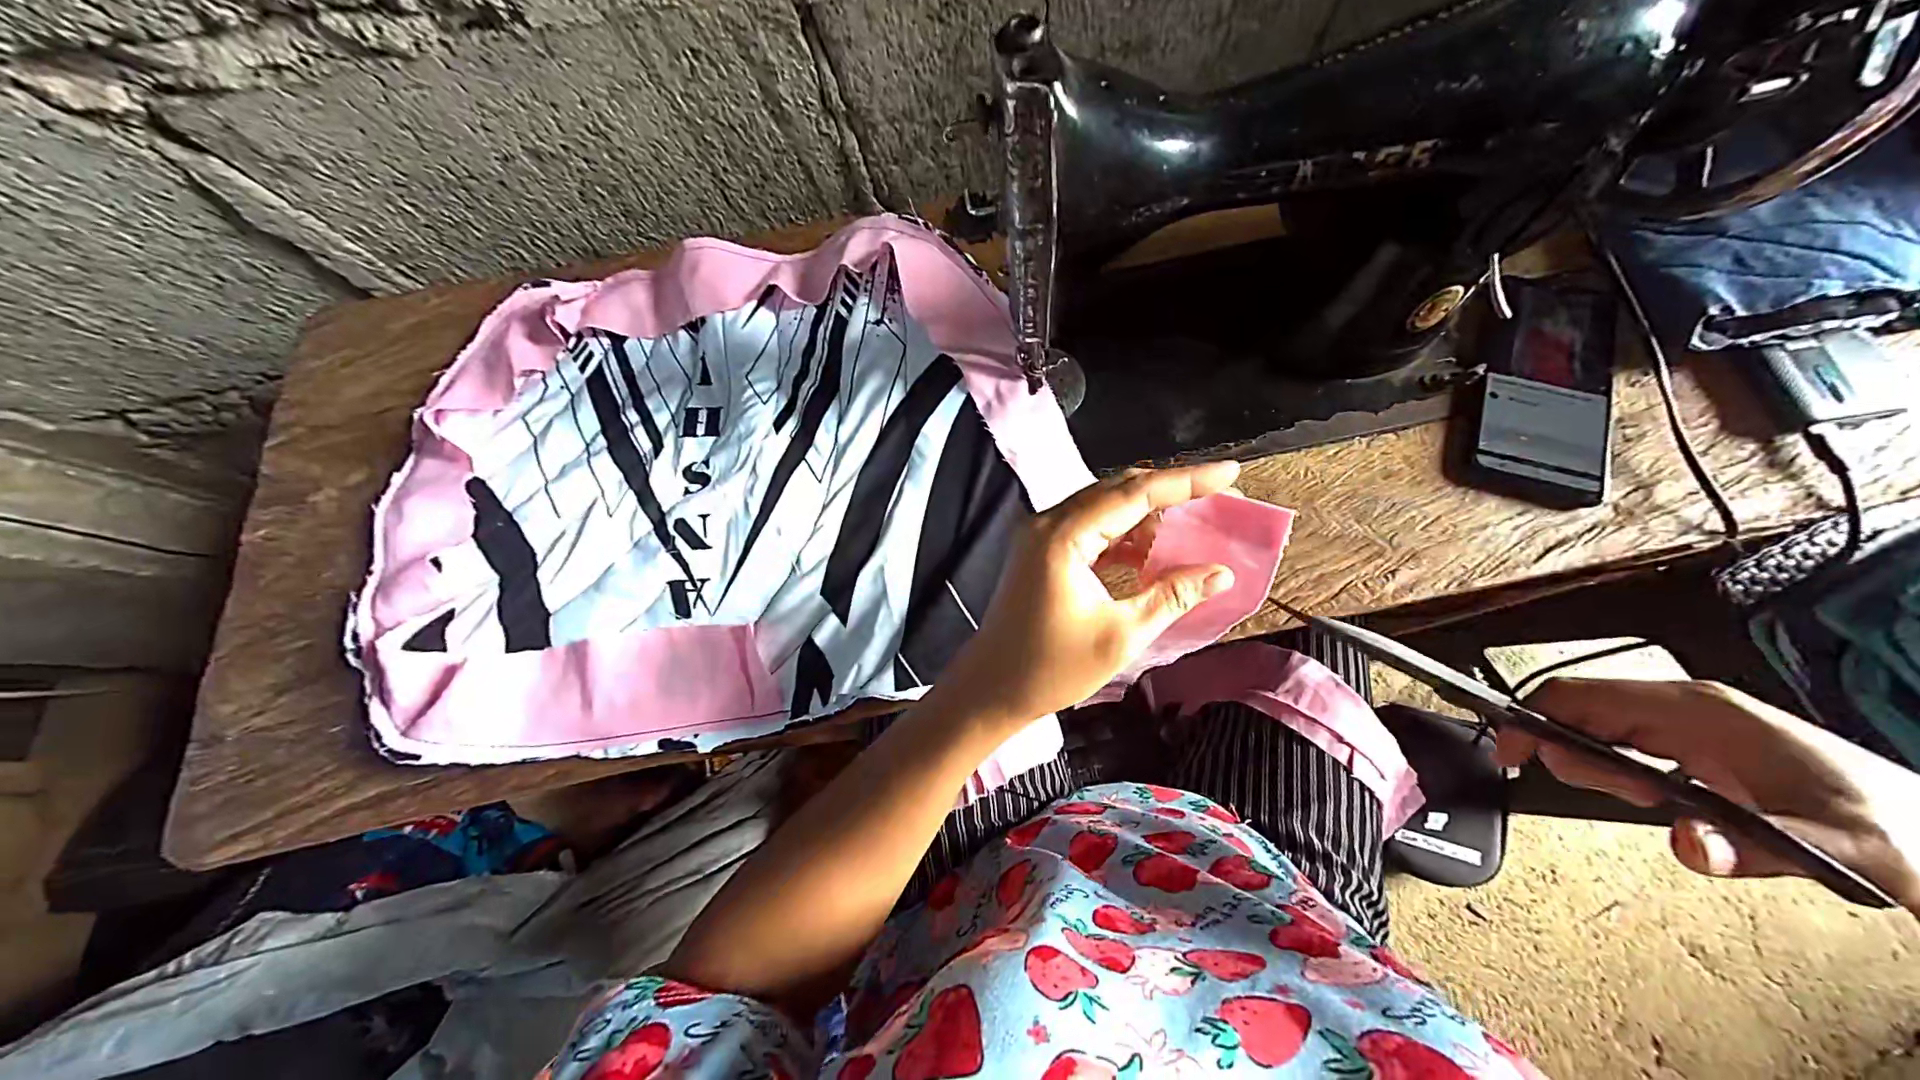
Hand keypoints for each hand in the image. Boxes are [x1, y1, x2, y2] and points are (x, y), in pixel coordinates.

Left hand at [936, 462, 1241, 727]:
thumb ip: (1173, 596)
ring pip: (1105, 508)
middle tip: (1218, 496)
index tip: (1228, 472)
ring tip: (1194, 525)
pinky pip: (1091, 530)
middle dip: (1170, 492)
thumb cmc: (1050, 668)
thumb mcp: (1122, 635)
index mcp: (1062, 537)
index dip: (1186, 481)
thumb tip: (1220, 573)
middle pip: (1117, 491)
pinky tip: (1153, 551)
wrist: (991, 689)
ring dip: (1148, 515)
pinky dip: (1125, 536)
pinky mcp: (1041, 553)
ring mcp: (1041, 537)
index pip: (1133, 493)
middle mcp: (1047, 525)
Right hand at [1495, 678, 1919, 913]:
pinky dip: (1612, 763)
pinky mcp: (1692, 738)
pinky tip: (1645, 789)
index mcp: (1699, 711)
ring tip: (1644, 798)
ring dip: (1597, 763)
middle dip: (1571, 752)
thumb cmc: (1896, 833)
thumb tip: (1685, 845)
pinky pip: (1620, 736)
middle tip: (1614, 794)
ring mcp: (1689, 719)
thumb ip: (1752, 850)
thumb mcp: (1835, 852)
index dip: (1529, 721)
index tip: (1508, 753)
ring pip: (1595, 722)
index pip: (1577, 696)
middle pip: (1578, 708)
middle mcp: (1686, 706)